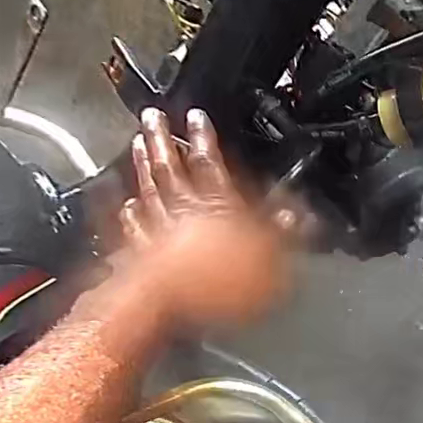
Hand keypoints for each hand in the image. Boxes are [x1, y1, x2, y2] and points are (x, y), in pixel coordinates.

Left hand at [116, 107, 291, 327]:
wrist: (170, 306)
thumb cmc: (221, 283)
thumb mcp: (273, 259)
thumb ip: (283, 233)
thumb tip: (297, 216)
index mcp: (218, 206)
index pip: (209, 161)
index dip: (203, 137)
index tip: (195, 115)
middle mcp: (184, 209)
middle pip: (170, 166)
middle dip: (162, 138)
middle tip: (151, 115)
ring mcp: (157, 229)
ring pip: (148, 187)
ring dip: (141, 164)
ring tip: (136, 142)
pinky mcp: (140, 251)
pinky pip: (132, 224)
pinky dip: (128, 210)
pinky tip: (125, 202)